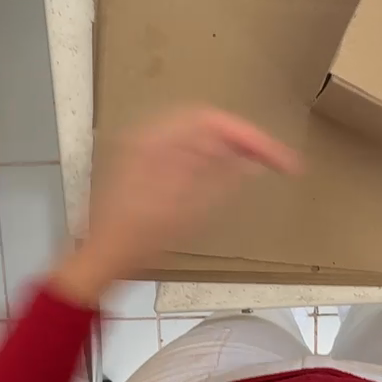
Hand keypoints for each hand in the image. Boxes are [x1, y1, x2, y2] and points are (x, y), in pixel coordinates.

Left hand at [50, 108, 303, 304]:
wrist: (100, 260)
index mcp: (155, 139)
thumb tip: (251, 157)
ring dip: (226, 148)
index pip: (213, 121)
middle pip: (205, 123)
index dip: (252, 137)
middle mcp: (146, 137)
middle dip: (242, 139)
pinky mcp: (140, 168)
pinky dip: (207, 158)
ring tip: (256, 165)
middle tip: (273, 160)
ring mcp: (141, 151)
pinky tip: (223, 174)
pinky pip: (181, 150)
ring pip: (194, 136)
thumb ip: (221, 177)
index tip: (281, 160)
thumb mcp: (187, 210)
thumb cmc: (138, 239)